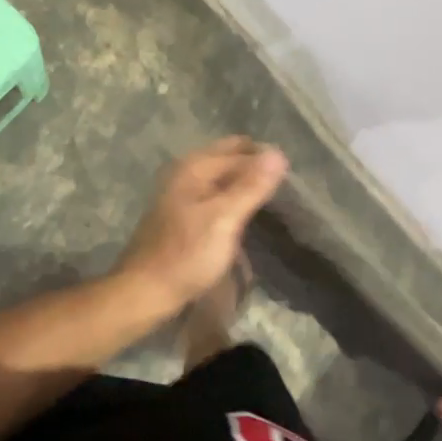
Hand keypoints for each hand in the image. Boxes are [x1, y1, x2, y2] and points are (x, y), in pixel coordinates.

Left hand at [115, 137, 287, 309]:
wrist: (146, 290)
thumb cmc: (187, 254)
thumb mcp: (224, 219)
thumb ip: (250, 186)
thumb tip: (278, 152)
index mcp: (195, 166)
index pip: (241, 150)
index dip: (267, 160)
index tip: (295, 177)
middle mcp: (186, 172)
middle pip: (229, 159)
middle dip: (255, 167)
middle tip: (287, 187)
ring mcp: (183, 193)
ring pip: (222, 177)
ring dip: (245, 183)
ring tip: (275, 201)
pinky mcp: (184, 214)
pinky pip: (215, 195)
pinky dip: (233, 199)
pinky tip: (247, 215)